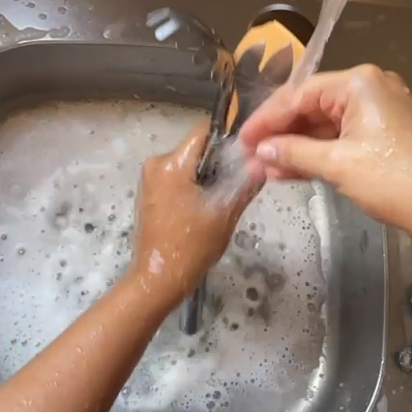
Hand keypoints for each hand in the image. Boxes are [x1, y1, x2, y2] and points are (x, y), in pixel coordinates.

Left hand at [126, 128, 252, 304]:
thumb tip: (261, 161)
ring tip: (222, 201)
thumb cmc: (190, 246)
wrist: (157, 279)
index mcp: (172, 163)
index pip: (205, 131)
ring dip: (206, 178)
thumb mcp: (224, 213)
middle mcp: (156, 164)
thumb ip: (244, 183)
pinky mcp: (150, 195)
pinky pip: (177, 180)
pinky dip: (193, 189)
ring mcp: (149, 180)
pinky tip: (204, 210)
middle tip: (237, 185)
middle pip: (197, 149)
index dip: (228, 140)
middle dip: (218, 164)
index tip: (246, 156)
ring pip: (188, 166)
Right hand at [237, 65, 411, 253]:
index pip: (298, 94)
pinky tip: (294, 173)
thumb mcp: (338, 166)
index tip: (240, 143)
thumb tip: (259, 151)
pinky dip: (320, 155)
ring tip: (266, 173)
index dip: (266, 120)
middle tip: (250, 160)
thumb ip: (293, 154)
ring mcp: (383, 112)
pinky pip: (344, 139)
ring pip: (327, 126)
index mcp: (359, 82)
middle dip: (280, 135)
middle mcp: (372, 88)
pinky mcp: (390, 136)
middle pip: (312, 106)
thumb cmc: (396, 181)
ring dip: (297, 149)